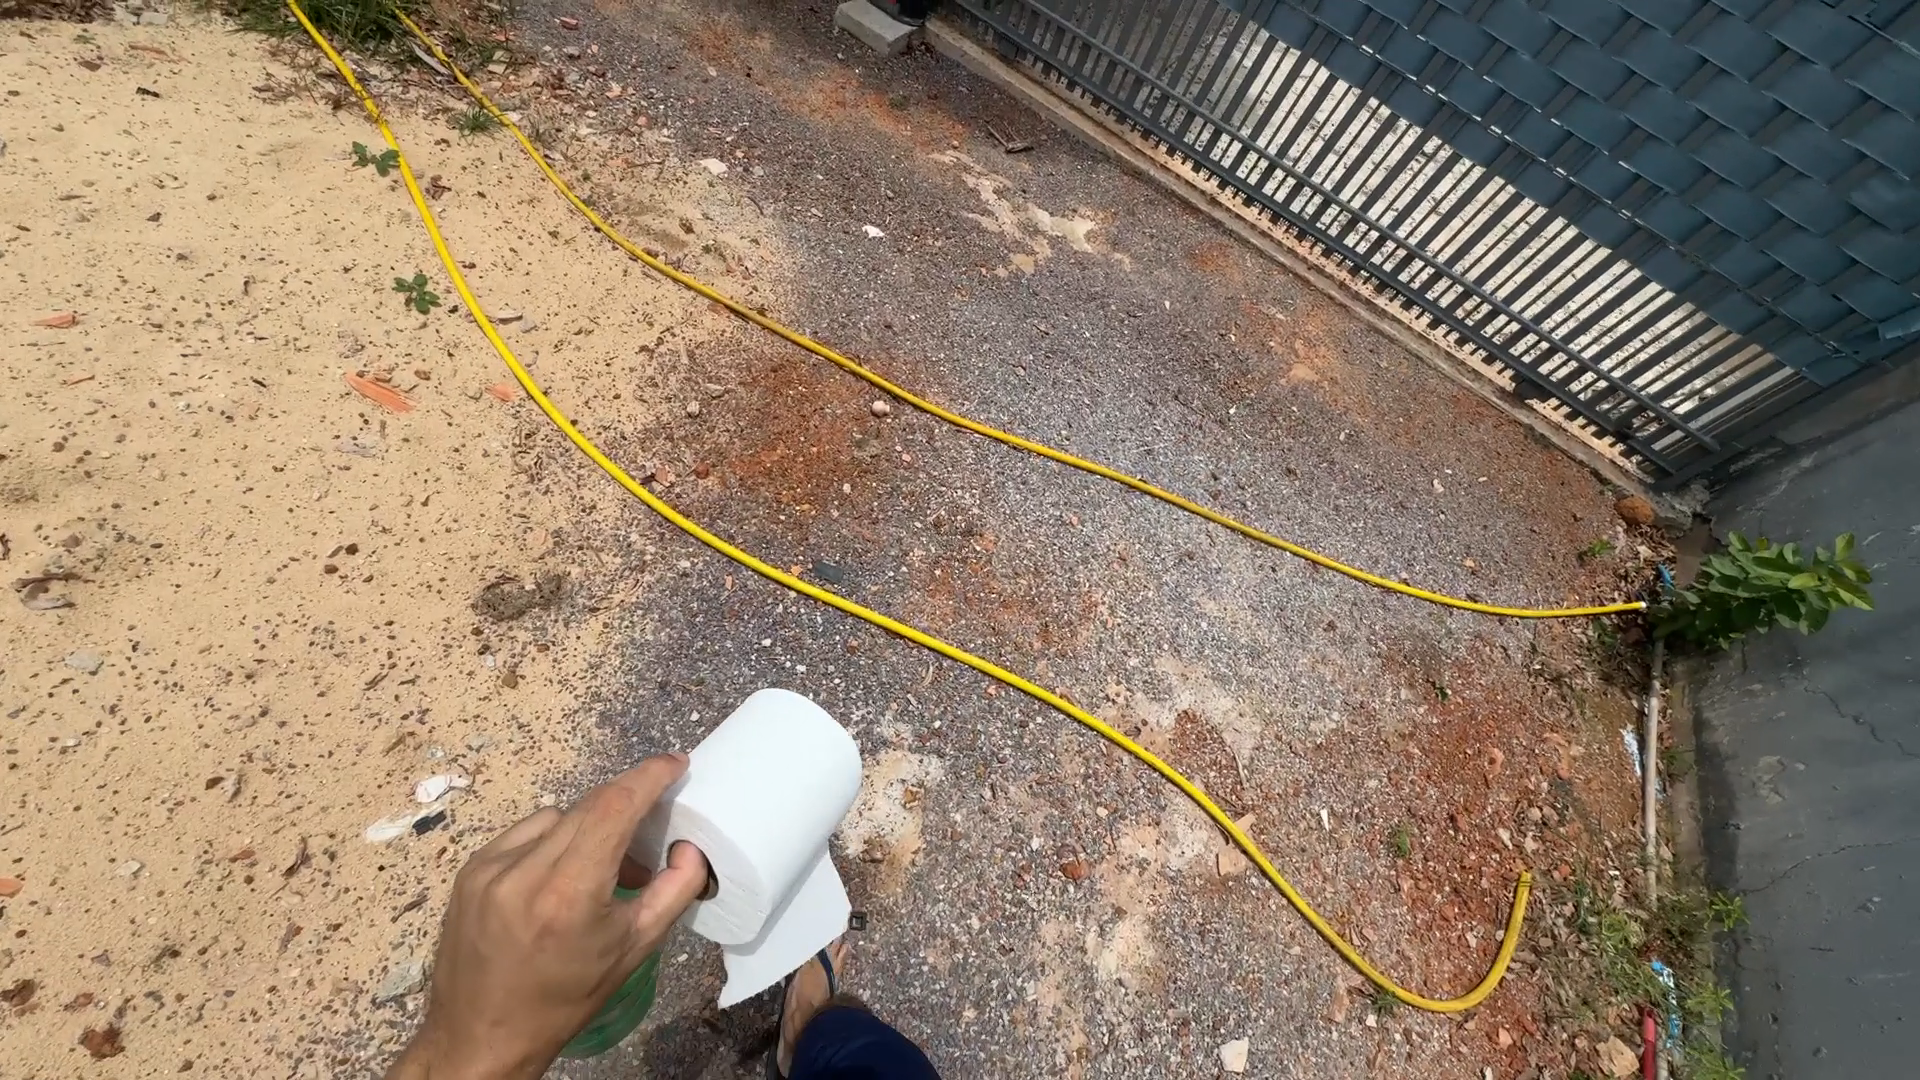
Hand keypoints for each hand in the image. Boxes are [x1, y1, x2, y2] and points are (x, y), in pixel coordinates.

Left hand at [386, 754, 709, 1079]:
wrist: (478, 1040)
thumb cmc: (566, 997)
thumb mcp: (636, 947)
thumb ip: (676, 889)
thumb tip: (690, 844)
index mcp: (569, 893)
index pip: (615, 807)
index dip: (649, 777)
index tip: (676, 763)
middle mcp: (524, 871)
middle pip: (591, 804)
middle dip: (629, 797)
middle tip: (654, 814)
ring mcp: (490, 868)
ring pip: (562, 814)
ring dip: (593, 823)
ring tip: (602, 863)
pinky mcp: (471, 871)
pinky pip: (529, 831)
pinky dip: (556, 837)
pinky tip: (559, 871)